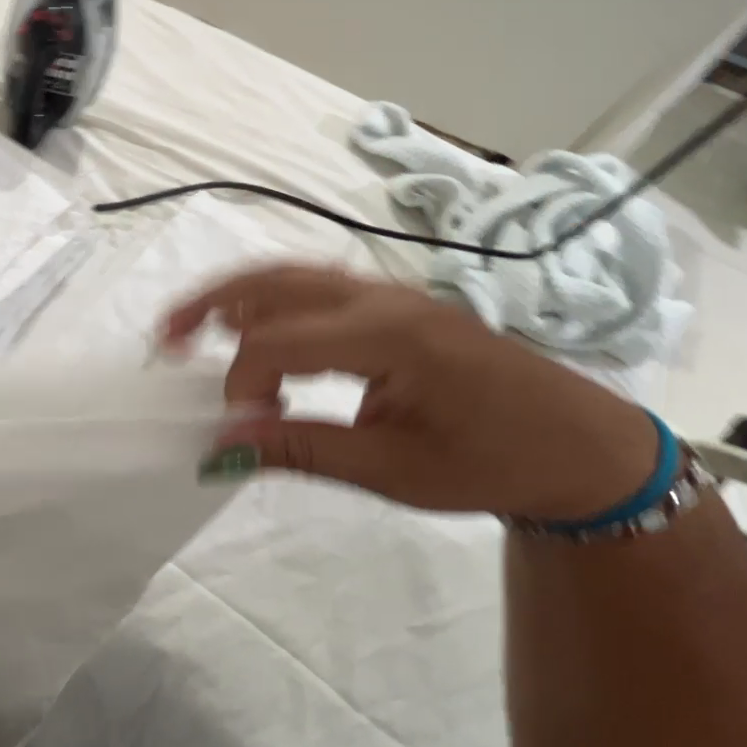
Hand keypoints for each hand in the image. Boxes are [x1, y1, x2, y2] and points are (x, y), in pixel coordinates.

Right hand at [163, 265, 657, 519]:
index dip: (240, 385)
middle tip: (164, 336)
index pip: (278, 343)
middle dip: (211, 304)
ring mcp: (392, 296)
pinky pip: (318, 289)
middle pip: (275, 281)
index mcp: (389, 338)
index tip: (238, 430)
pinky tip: (254, 329)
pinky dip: (272, 302)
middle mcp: (384, 300)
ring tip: (194, 328)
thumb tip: (222, 444)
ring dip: (238, 296)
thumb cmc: (493, 463)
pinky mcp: (395, 307)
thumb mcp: (391, 470)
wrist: (582, 448)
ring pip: (294, 276)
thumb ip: (300, 449)